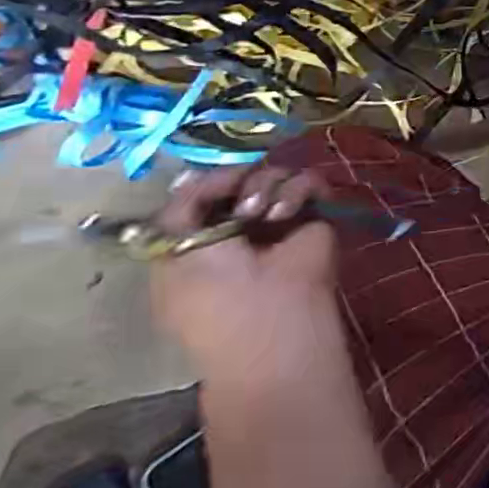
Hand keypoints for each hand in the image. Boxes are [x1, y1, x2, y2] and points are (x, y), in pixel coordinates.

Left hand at [150, 162, 340, 381]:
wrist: (271, 314)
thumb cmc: (211, 296)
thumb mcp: (173, 253)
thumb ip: (179, 207)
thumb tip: (196, 173)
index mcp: (203, 235)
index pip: (207, 189)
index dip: (207, 180)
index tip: (207, 183)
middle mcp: (243, 221)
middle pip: (242, 175)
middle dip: (238, 182)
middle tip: (241, 204)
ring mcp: (281, 216)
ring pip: (275, 173)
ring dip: (266, 186)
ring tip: (263, 212)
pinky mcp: (316, 214)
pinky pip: (309, 182)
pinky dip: (298, 190)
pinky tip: (286, 212)